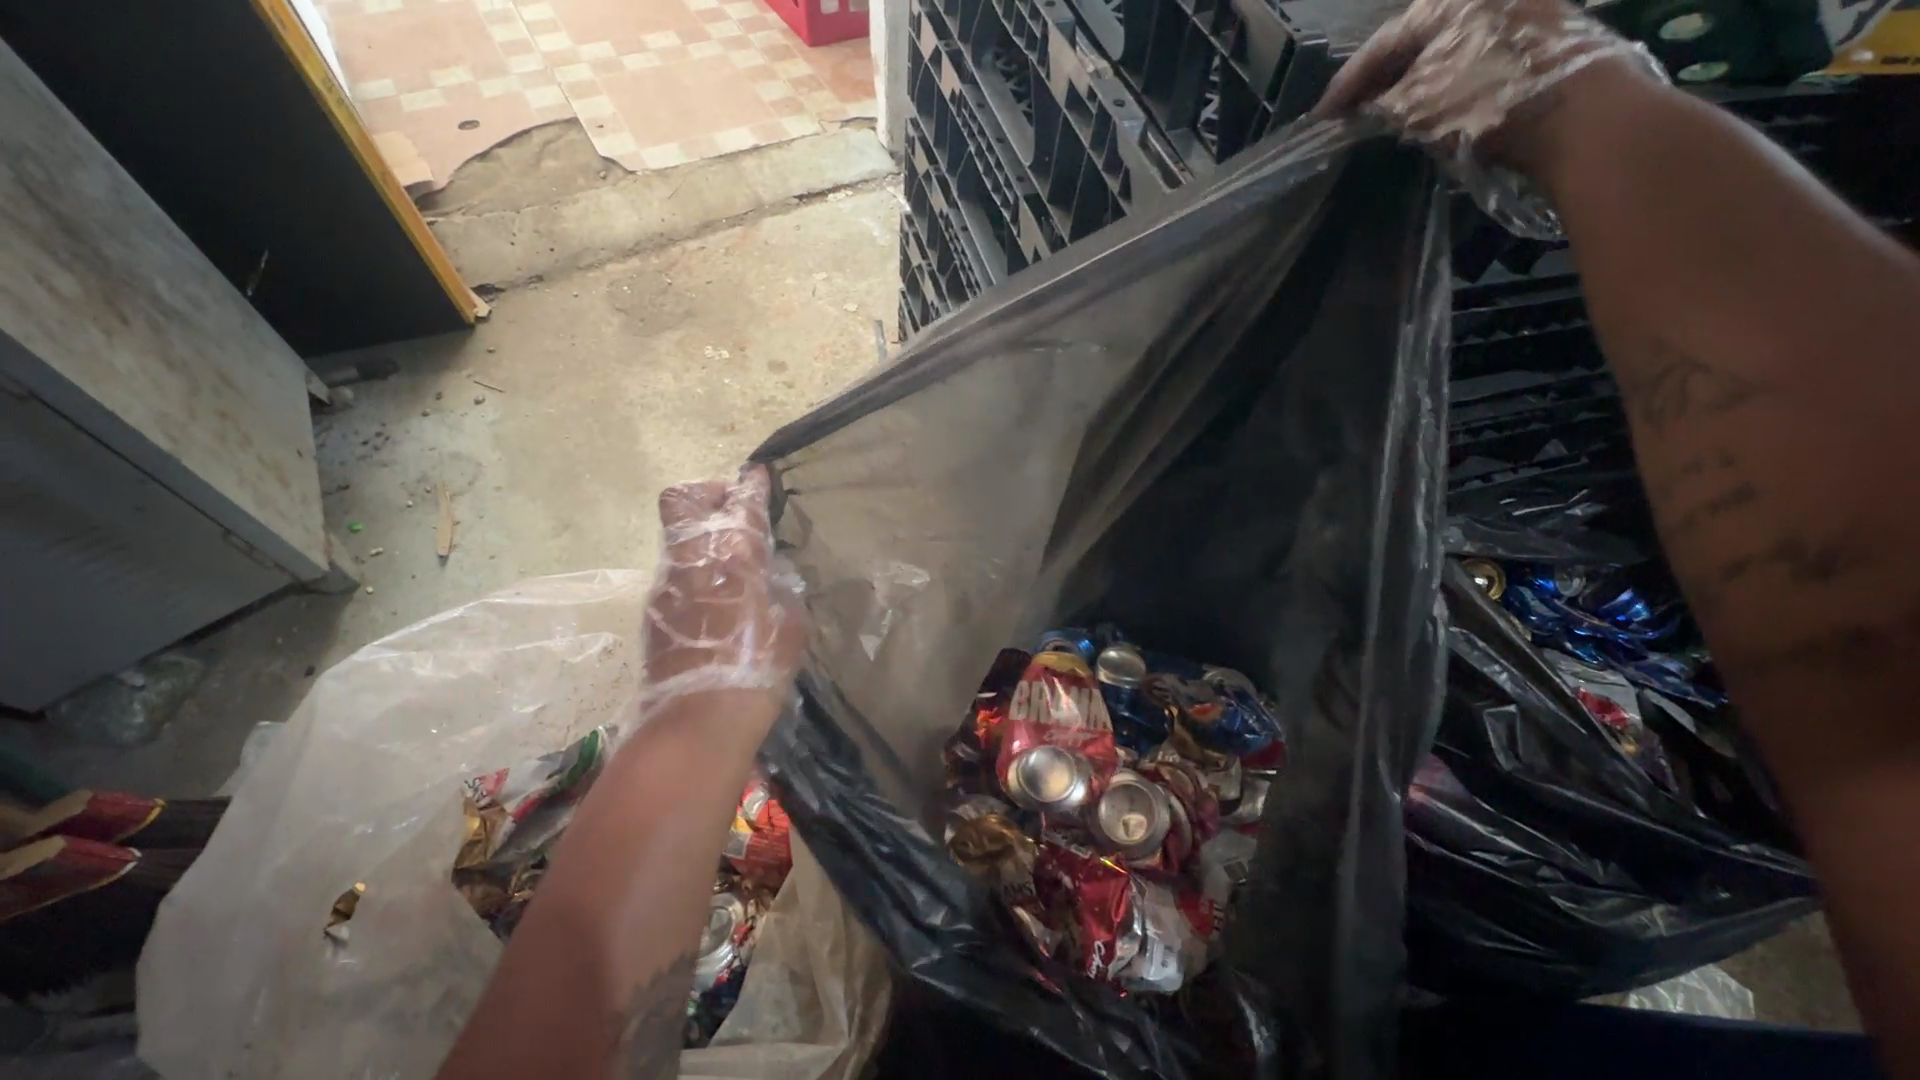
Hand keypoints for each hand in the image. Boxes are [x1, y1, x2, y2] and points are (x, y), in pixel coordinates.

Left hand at [641, 465, 806, 710]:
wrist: (698, 721)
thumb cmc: (757, 670)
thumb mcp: (791, 627)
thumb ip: (782, 589)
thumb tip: (772, 575)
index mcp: (735, 554)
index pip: (741, 500)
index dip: (750, 484)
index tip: (756, 476)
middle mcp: (693, 557)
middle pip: (682, 499)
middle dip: (706, 494)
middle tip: (728, 510)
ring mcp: (665, 583)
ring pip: (677, 538)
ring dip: (700, 539)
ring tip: (728, 564)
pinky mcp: (652, 611)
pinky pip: (674, 575)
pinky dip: (693, 574)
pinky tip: (714, 602)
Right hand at [1312, 0, 1662, 174]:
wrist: (1580, 117)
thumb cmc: (1487, 102)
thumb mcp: (1416, 106)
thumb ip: (1381, 104)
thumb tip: (1366, 109)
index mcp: (1447, 1)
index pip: (1381, 42)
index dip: (1346, 84)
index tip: (1321, 116)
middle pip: (1417, 39)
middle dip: (1382, 78)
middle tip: (1352, 113)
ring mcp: (1522, 10)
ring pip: (1449, 48)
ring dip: (1416, 80)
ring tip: (1389, 114)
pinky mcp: (1548, 36)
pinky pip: (1479, 56)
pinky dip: (1451, 80)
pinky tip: (1437, 106)